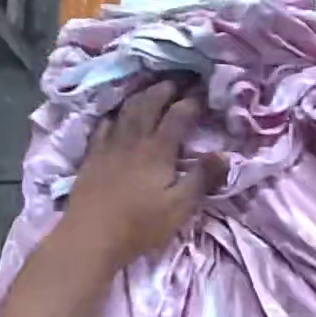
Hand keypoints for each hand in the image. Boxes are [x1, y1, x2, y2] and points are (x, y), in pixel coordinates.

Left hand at [54, 80, 224, 267]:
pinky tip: (117, 115)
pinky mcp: (92, 156)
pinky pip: (104, 124)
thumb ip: (202, 178)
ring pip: (126, 109)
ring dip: (141, 94)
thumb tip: (225, 155)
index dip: (193, 101)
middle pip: (149, 103)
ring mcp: (109, 146)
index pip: (179, 116)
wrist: (90, 237)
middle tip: (180, 79)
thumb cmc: (140, 225)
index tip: (205, 91)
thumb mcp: (180, 206)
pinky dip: (116, 113)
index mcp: (157, 150)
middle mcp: (133, 140)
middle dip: (166, 88)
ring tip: (152, 87)